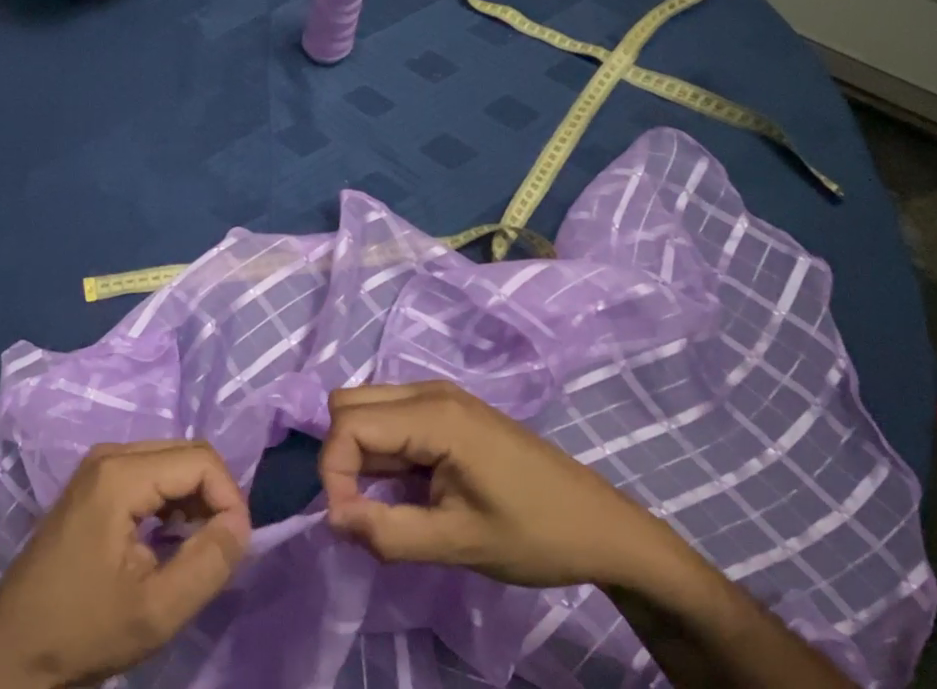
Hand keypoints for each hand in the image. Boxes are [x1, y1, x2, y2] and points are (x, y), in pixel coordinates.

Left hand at [0, 441, 251, 688]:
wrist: (14, 651)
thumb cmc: (84, 630)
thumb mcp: (159, 609)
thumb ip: (210, 561)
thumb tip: (240, 523)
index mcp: (120, 475)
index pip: (202, 461)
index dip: (230, 500)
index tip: (234, 548)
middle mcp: (108, 455)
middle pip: (186, 453)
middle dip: (214, 496)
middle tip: (219, 548)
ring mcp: (96, 468)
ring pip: (169, 462)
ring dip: (194, 499)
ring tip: (195, 548)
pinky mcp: (91, 485)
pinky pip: (148, 474)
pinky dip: (170, 500)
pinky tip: (168, 539)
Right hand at [319, 381, 675, 588]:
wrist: (605, 529)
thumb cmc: (536, 535)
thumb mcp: (458, 543)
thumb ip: (387, 532)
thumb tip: (332, 518)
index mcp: (435, 416)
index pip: (347, 425)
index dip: (334, 474)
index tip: (351, 523)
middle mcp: (431, 392)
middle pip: (347, 404)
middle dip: (340, 458)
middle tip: (363, 510)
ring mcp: (441, 397)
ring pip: (365, 408)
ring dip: (359, 455)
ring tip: (386, 505)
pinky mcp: (449, 411)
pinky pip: (390, 417)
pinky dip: (380, 450)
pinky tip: (407, 490)